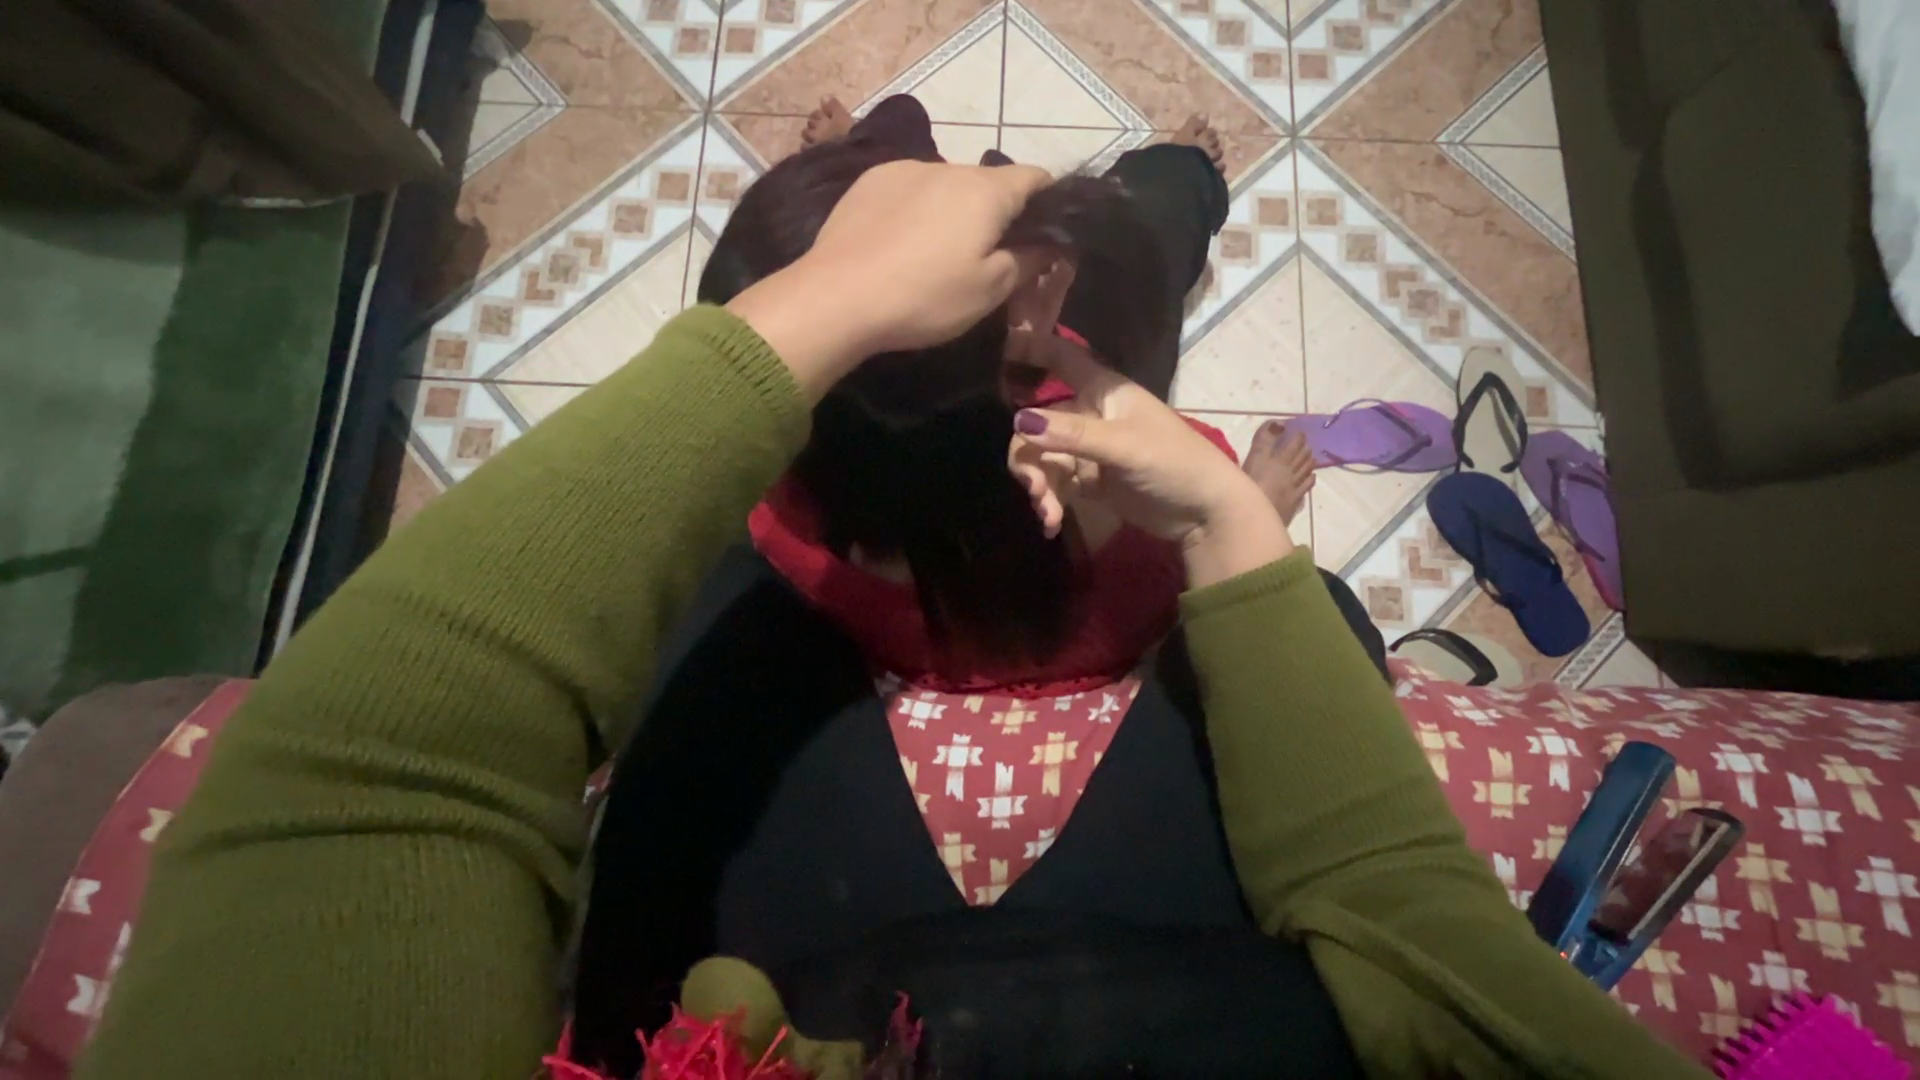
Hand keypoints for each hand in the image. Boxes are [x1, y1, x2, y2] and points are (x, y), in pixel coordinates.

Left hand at [724, 160, 1056, 397]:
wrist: (837, 297)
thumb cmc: (925, 297)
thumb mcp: (989, 291)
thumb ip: (1027, 261)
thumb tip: (1050, 245)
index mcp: (986, 190)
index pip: (1035, 177)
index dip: (1048, 203)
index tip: (1044, 235)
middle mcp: (948, 166)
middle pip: (988, 183)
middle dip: (997, 213)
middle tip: (988, 257)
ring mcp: (904, 169)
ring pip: (946, 185)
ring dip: (953, 211)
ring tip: (937, 254)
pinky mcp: (869, 182)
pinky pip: (909, 190)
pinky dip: (917, 210)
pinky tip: (901, 245)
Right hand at [1008, 340, 1294, 588]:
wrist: (1203, 514)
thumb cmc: (1173, 463)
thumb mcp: (1123, 447)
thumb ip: (1072, 434)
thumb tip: (1019, 422)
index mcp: (1102, 392)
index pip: (1061, 357)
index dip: (1031, 348)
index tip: (998, 349)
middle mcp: (1089, 415)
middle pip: (1036, 424)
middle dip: (1028, 458)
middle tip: (1034, 490)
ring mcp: (1087, 449)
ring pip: (1041, 458)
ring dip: (1039, 487)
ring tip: (1048, 515)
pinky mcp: (1088, 480)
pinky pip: (1054, 484)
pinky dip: (1049, 502)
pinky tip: (1051, 524)